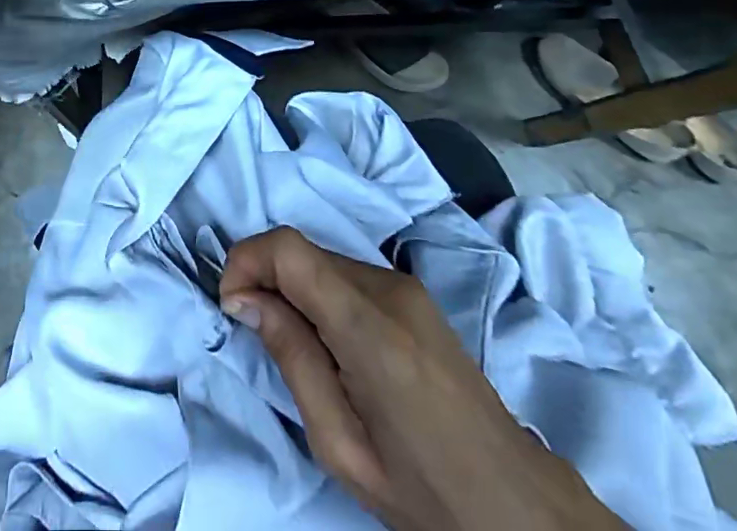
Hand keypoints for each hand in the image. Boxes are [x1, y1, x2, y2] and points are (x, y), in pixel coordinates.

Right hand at [219, 228, 624, 530]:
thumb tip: (246, 299)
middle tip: (254, 333)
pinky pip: (349, 275)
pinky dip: (321, 294)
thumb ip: (292, 357)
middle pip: (305, 251)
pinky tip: (328, 343)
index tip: (232, 308)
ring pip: (325, 260)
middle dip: (265, 279)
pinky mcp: (414, 292)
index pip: (291, 250)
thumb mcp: (338, 442)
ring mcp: (407, 285)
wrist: (503, 487)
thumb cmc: (416, 482)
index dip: (247, 261)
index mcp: (370, 327)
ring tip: (295, 348)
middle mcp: (390, 287)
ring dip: (293, 288)